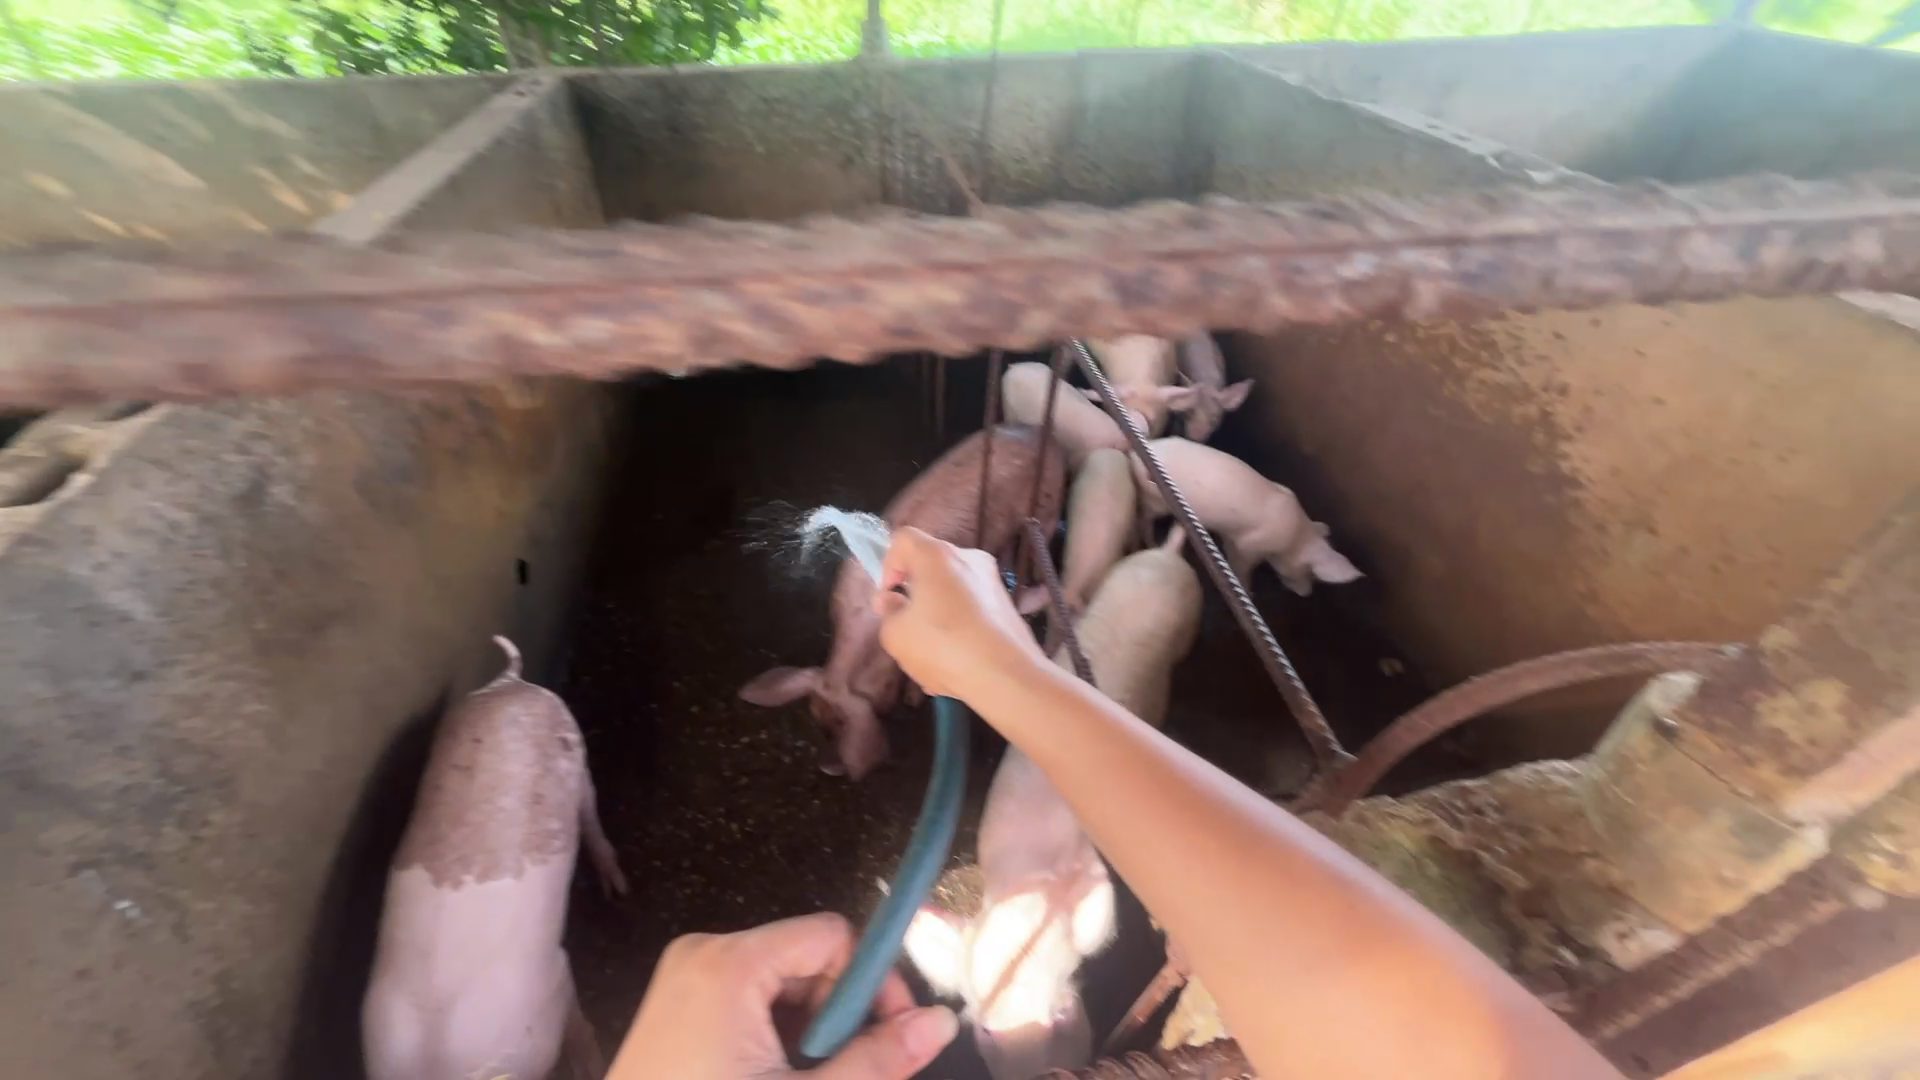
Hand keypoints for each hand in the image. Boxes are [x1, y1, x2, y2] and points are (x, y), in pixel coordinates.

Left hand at [609, 913, 957, 1079]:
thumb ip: (877, 1059)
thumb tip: (943, 1022)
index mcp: (732, 961)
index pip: (832, 936)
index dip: (869, 982)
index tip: (888, 1037)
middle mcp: (706, 949)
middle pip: (807, 956)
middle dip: (837, 1013)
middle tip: (842, 1072)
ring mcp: (686, 974)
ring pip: (782, 978)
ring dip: (809, 1027)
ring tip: (802, 1079)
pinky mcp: (677, 999)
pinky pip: (749, 993)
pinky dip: (775, 1030)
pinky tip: (770, 1075)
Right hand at [872, 527, 1047, 702]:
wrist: (1007, 675)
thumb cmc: (943, 646)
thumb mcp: (896, 635)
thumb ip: (888, 613)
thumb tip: (893, 600)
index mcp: (937, 555)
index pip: (904, 539)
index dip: (888, 565)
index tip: (889, 597)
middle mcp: (970, 558)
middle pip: (931, 567)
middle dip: (915, 595)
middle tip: (907, 627)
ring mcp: (993, 582)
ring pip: (953, 592)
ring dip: (938, 616)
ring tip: (932, 657)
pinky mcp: (1009, 606)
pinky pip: (973, 611)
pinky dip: (961, 630)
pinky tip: (957, 664)